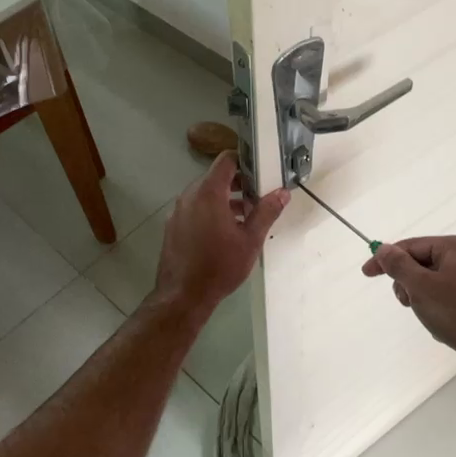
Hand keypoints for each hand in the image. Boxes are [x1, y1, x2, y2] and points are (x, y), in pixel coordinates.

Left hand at [152, 151, 288, 310]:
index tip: (261, 171)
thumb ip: (266, 212)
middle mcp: (189, 196)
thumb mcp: (250, 240)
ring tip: (247, 215)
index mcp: (208, 192)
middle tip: (258, 195)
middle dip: (238, 183)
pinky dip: (210, 210)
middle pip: (215, 177)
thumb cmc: (220, 266)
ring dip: (225, 198)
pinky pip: (195, 208)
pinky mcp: (173, 226)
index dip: (244, 160)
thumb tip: (282, 193)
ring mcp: (178, 211)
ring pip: (204, 194)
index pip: (226, 160)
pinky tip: (225, 231)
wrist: (183, 296)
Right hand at [362, 236, 455, 372]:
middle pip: (423, 263)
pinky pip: (449, 299)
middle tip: (407, 303)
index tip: (366, 273)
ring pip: (434, 284)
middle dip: (409, 284)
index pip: (411, 246)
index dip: (386, 259)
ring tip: (429, 318)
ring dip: (423, 300)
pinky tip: (443, 327)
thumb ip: (398, 265)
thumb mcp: (421, 287)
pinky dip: (439, 310)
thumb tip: (384, 248)